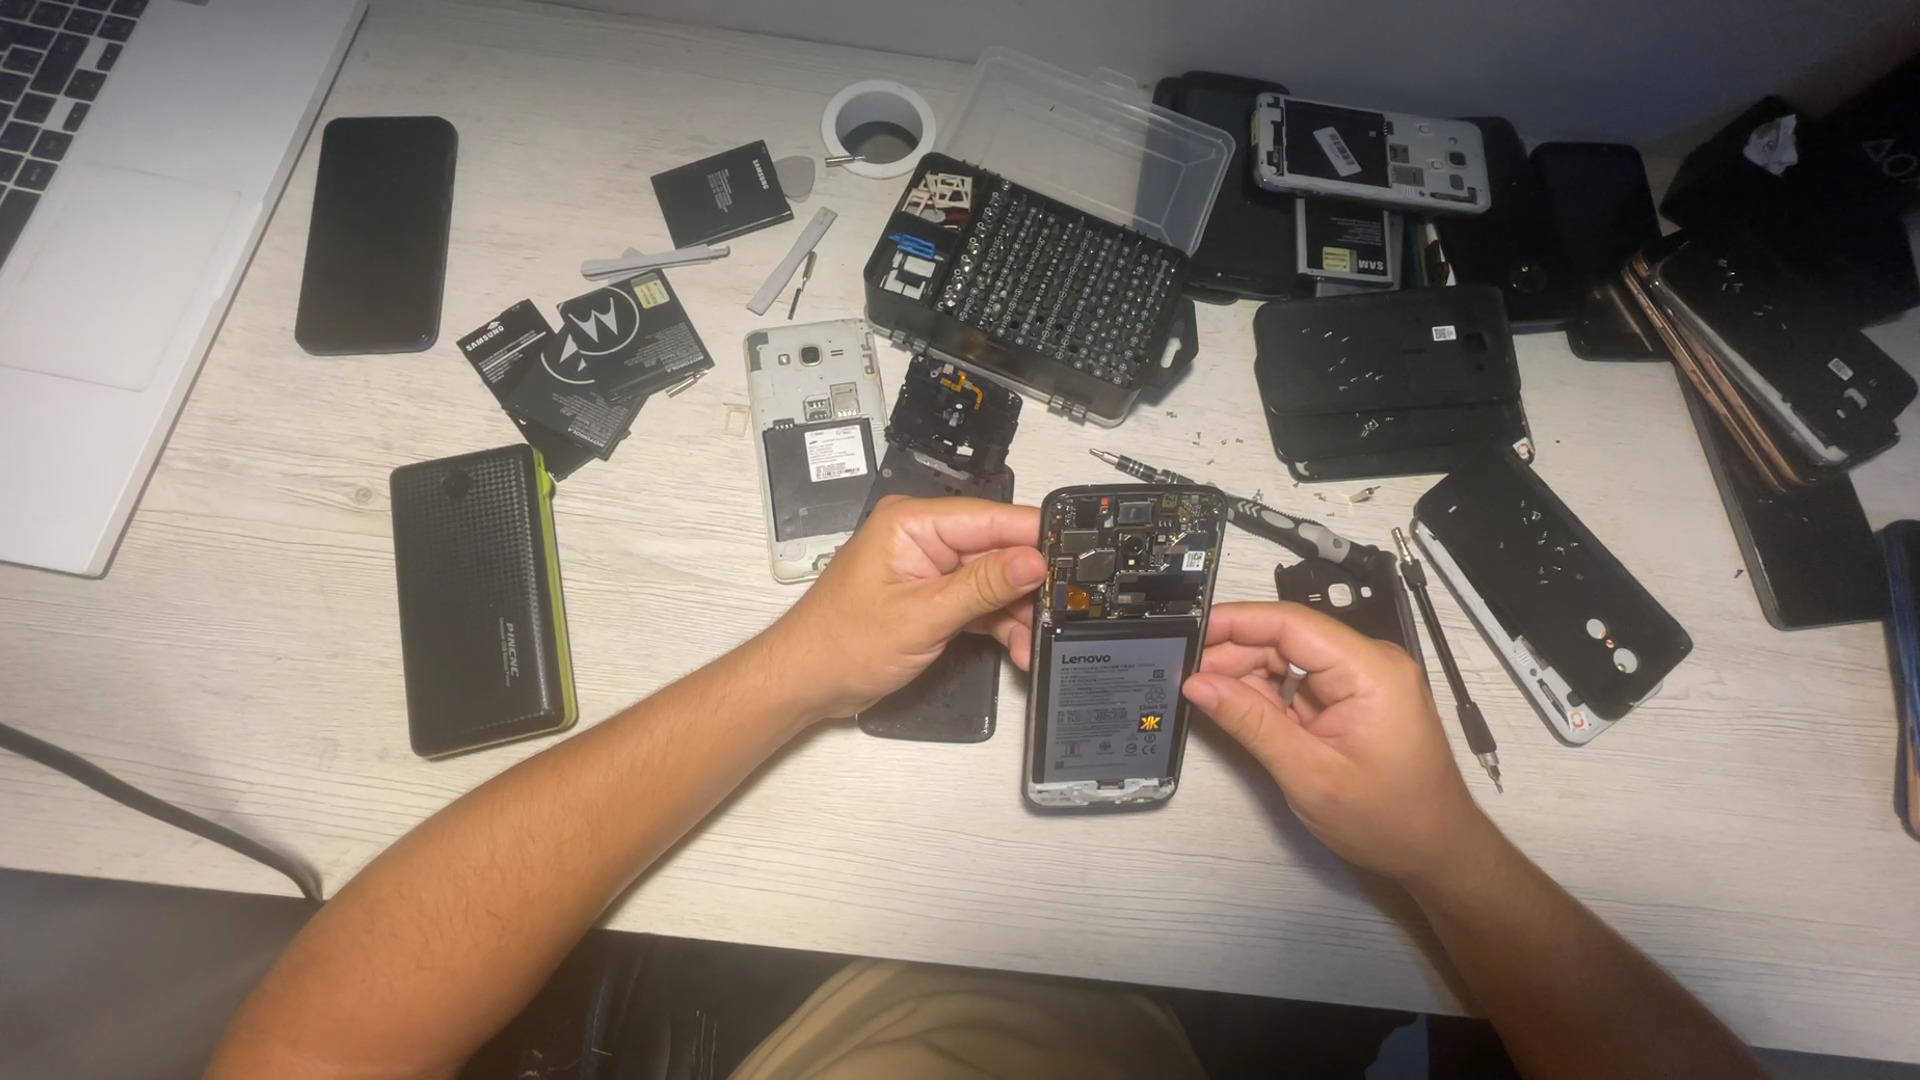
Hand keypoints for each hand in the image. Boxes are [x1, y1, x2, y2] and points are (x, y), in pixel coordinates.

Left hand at [759, 496, 1045, 723]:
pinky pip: (979, 603)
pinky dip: (999, 625)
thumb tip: (1031, 561)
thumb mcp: (922, 615)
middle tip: (1059, 609)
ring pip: (994, 581)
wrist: (807, 681)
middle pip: (997, 551)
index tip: (1072, 554)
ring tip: (1035, 641)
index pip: (989, 518)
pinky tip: (1017, 647)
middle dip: (1027, 584)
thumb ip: (982, 586)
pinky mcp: (934, 597)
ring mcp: (930, 570)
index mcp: (913, 523)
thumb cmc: (840, 642)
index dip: (1032, 537)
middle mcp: (924, 539)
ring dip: (1016, 612)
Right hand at [1182, 601, 1493, 888]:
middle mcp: (1367, 662)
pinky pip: (1294, 678)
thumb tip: (1198, 684)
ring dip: (1244, 675)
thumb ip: (1249, 722)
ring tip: (1208, 696)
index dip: (1235, 621)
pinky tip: (1238, 707)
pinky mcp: (1347, 694)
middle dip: (1233, 654)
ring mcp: (1357, 677)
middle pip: (1283, 637)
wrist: (1437, 853)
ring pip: (1283, 657)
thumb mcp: (1308, 773)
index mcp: (1370, 671)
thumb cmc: (1390, 820)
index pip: (1290, 623)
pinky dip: (1263, 693)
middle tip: (1190, 677)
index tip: (1192, 631)